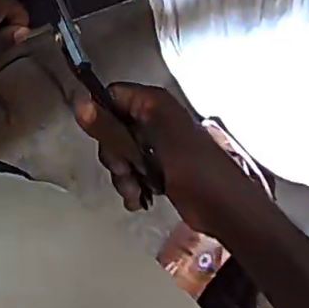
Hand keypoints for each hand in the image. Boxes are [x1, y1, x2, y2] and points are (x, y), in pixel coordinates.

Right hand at [74, 83, 269, 237]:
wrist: (229, 211)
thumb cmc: (194, 173)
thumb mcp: (148, 149)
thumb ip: (112, 129)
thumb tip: (79, 103)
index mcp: (153, 102)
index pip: (110, 96)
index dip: (102, 117)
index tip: (104, 142)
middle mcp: (153, 116)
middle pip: (112, 126)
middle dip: (114, 154)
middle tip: (126, 172)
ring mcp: (156, 142)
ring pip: (119, 151)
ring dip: (122, 174)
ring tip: (136, 192)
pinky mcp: (159, 165)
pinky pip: (132, 168)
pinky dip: (131, 184)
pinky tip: (139, 199)